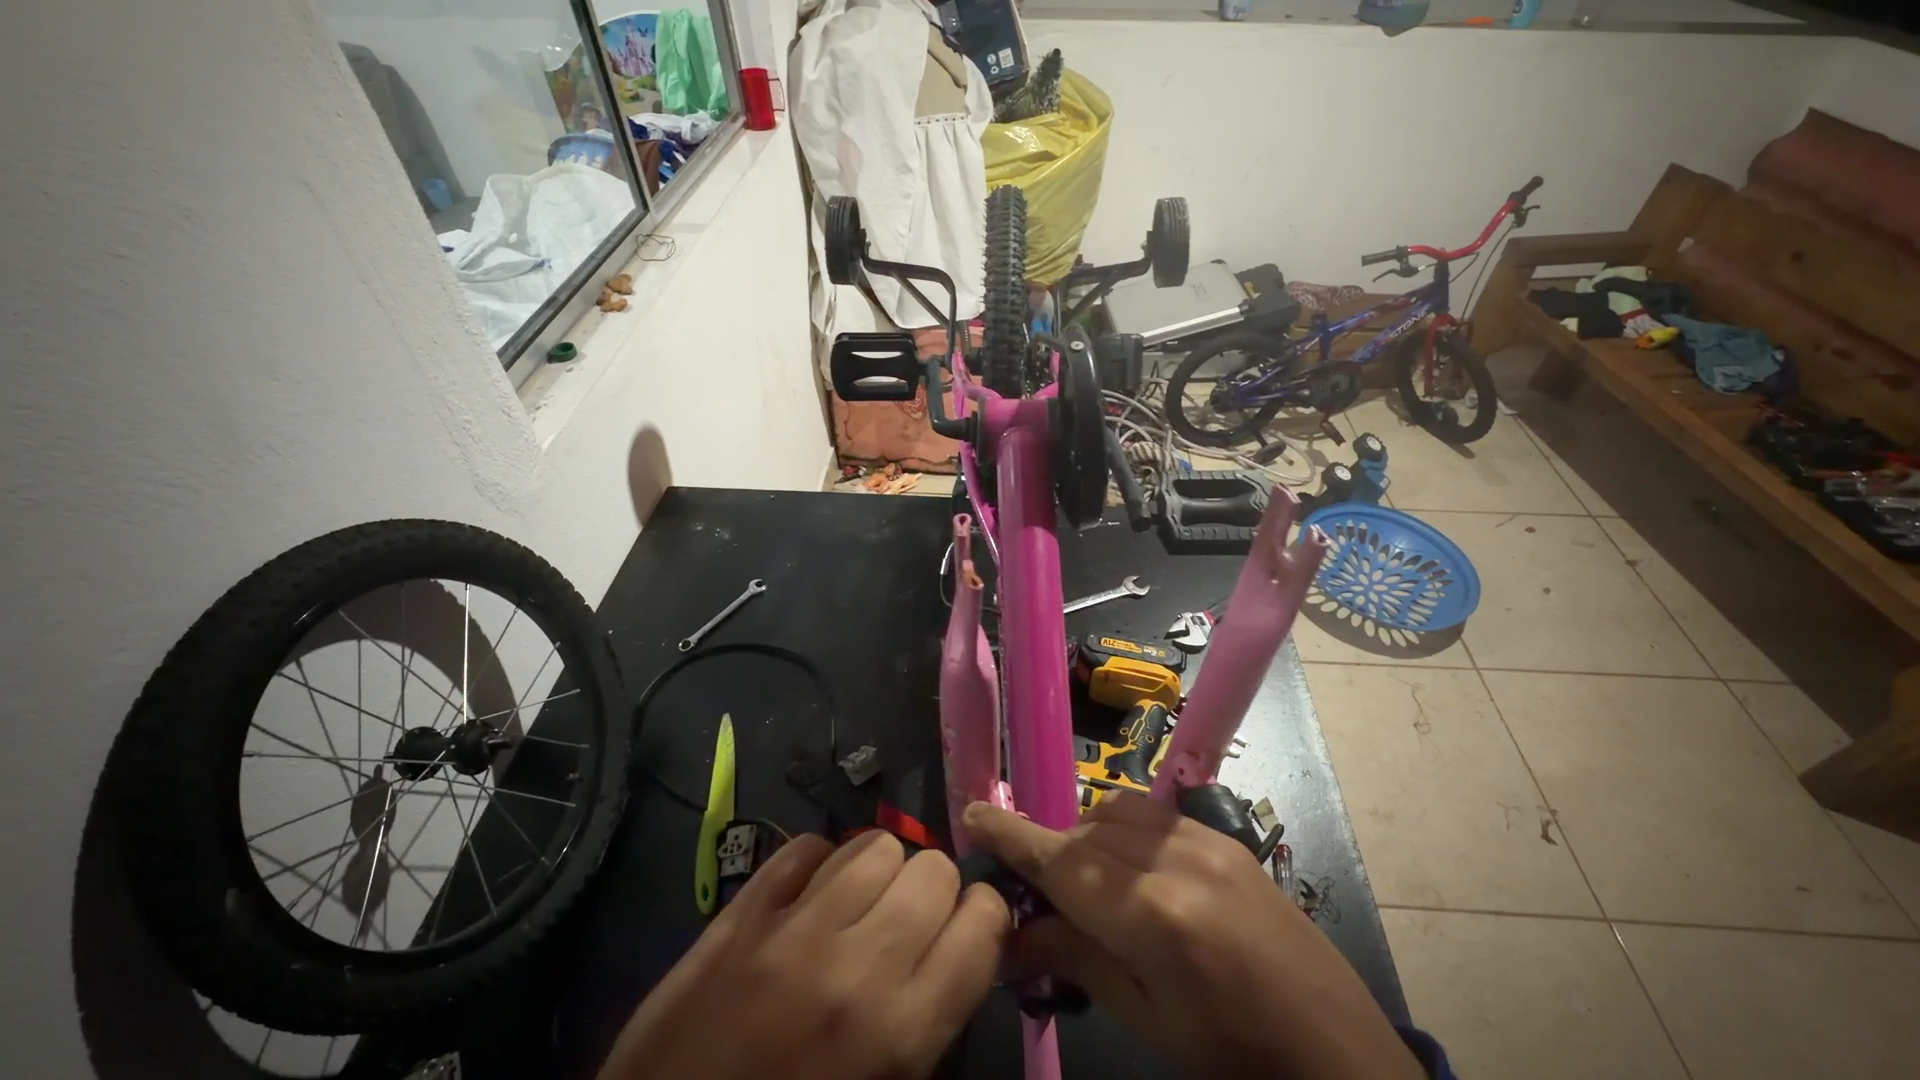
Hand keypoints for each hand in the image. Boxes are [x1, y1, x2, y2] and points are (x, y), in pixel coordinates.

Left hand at [598, 831, 1010, 1079]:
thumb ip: (931, 1016)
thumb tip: (957, 944)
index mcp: (902, 1029)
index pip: (982, 922)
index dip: (982, 921)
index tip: (963, 934)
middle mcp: (857, 965)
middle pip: (934, 870)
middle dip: (934, 893)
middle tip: (908, 925)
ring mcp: (794, 929)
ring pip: (875, 845)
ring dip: (881, 872)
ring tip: (861, 907)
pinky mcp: (741, 911)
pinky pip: (807, 846)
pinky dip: (820, 863)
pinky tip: (811, 898)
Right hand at [965, 795, 1422, 1079]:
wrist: (1336, 1050)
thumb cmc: (1231, 1053)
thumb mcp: (1147, 1019)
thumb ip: (1078, 958)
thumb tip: (1011, 931)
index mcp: (1155, 916)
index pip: (1063, 861)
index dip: (1013, 836)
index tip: (973, 815)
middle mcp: (1178, 862)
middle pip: (1086, 831)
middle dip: (1052, 849)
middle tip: (1037, 892)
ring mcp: (1209, 844)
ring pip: (1118, 812)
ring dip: (1087, 836)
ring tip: (1086, 883)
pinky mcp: (1229, 842)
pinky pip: (1155, 818)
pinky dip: (1123, 832)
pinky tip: (1131, 872)